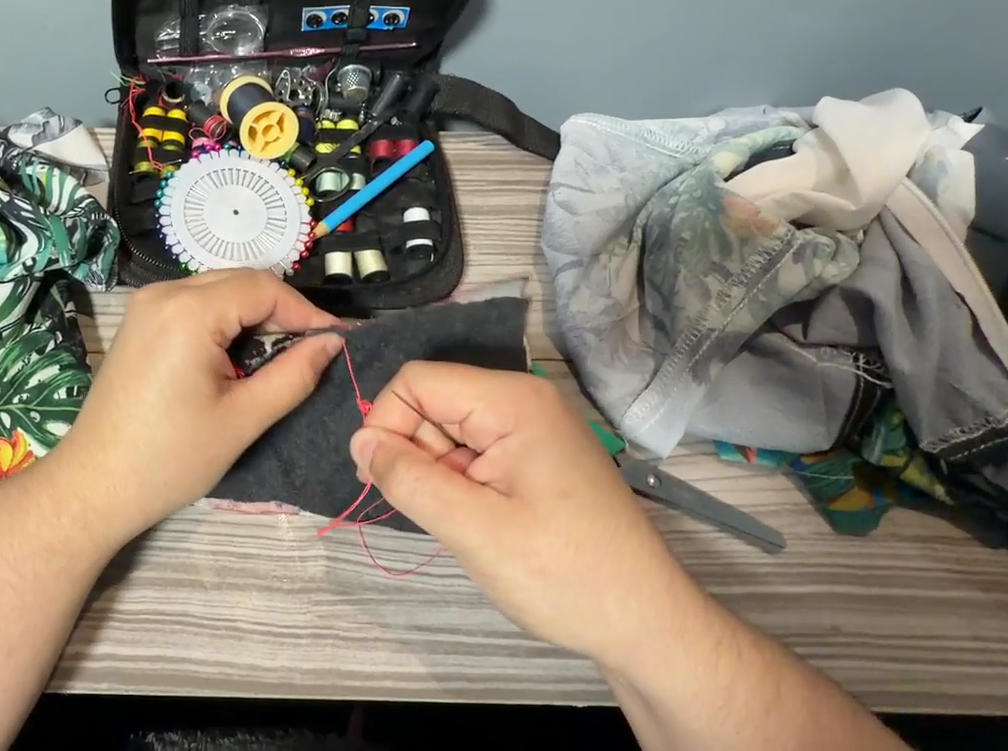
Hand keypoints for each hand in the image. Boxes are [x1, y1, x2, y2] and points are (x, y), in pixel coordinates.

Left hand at [47, 270, 342, 541]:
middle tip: (312, 350)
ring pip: (218, 289)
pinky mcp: (139, 320)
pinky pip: (194, 302)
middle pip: (240, 281)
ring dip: (253, 314)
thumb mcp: (242, 418)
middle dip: (281, 311)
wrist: (95, 484)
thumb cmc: (170, 458)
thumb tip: (333, 342)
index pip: (263, 287)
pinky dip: (224, 318)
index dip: (305, 311)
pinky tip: (238, 354)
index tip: (337, 340)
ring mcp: (146, 304)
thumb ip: (294, 374)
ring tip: (280, 355)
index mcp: (188, 311)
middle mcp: (163, 293)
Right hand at [348, 362, 705, 666]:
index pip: (417, 382)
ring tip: (465, 522)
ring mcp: (530, 427)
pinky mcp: (532, 454)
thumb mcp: (476, 531)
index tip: (381, 479)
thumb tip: (360, 443)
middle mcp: (521, 400)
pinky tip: (478, 519)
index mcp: (512, 401)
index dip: (387, 423)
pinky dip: (458, 482)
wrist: (647, 625)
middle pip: (431, 403)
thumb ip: (409, 480)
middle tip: (435, 511)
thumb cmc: (566, 576)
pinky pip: (470, 450)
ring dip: (436, 473)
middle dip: (414, 452)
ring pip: (446, 429)